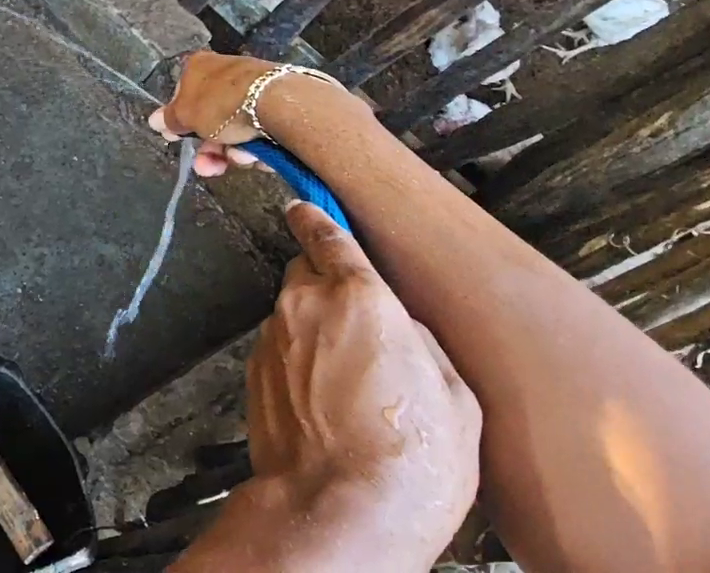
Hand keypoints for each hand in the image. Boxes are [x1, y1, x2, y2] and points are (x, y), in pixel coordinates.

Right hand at [147, 50, 278, 175]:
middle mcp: (227, 73)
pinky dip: (258, 147)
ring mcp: (257, 88)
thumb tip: (155, 120)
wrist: (280, 104)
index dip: (180, 120)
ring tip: (239, 160)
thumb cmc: (221, 104)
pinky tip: (260, 156)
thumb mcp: (184, 115)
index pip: (182, 94)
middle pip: (211, 117)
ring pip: (237, 128)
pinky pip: (262, 130)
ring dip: (233, 152)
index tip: (177, 138)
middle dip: (208, 147)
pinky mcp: (283, 104)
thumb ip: (169, 120)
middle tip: (205, 166)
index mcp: (199, 67)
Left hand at [244, 202, 482, 568]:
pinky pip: (281, 346)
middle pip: (307, 273)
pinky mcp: (254, 366)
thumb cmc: (412, 455)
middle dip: (329, 287)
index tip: (304, 207)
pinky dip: (299, 359)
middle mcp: (305, 305)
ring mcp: (272, 335)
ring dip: (316, 328)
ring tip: (354, 380)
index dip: (316, 219)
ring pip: (293, 312)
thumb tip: (403, 327)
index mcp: (361, 298)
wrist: (338, 503)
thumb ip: (422, 342)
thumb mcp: (455, 396)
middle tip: (364, 327)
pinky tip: (327, 398)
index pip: (327, 236)